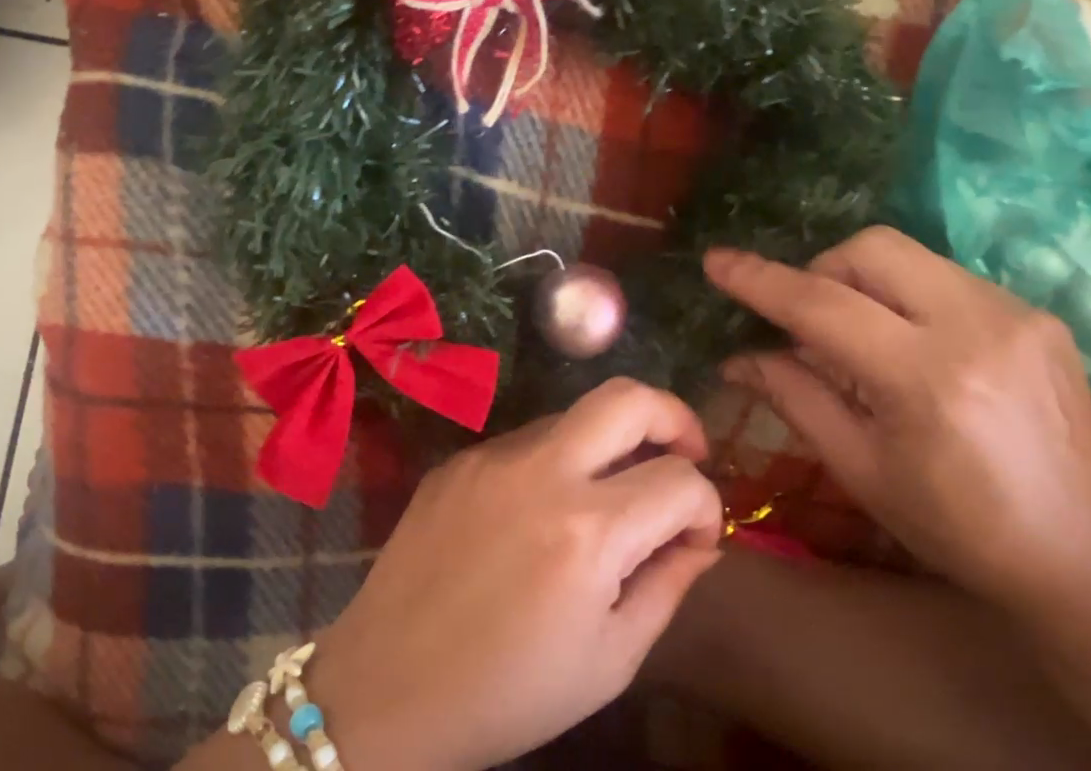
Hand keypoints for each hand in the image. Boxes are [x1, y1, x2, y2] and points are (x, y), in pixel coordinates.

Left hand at [304, 379, 722, 770]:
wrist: (384, 693)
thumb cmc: (507, 693)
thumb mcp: (610, 660)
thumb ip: (668, 586)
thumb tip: (699, 540)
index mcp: (589, 531)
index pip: (681, 480)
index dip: (707, 508)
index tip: (697, 539)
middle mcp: (541, 472)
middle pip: (630, 397)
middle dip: (676, 419)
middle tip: (686, 456)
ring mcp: (491, 459)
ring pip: (576, 415)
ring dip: (611, 444)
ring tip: (609, 498)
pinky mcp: (456, 463)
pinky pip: (526, 442)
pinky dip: (556, 463)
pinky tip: (541, 516)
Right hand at [705, 227, 1090, 607]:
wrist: (1080, 552)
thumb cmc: (955, 528)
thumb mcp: (860, 469)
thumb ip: (796, 398)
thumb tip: (737, 357)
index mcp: (926, 378)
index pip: (824, 305)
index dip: (761, 281)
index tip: (717, 262)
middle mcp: (977, 325)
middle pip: (871, 249)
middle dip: (821, 271)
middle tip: (805, 321)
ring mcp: (1017, 312)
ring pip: (911, 256)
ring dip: (866, 283)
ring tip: (859, 337)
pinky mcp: (1039, 314)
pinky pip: (949, 278)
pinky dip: (910, 298)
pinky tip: (912, 346)